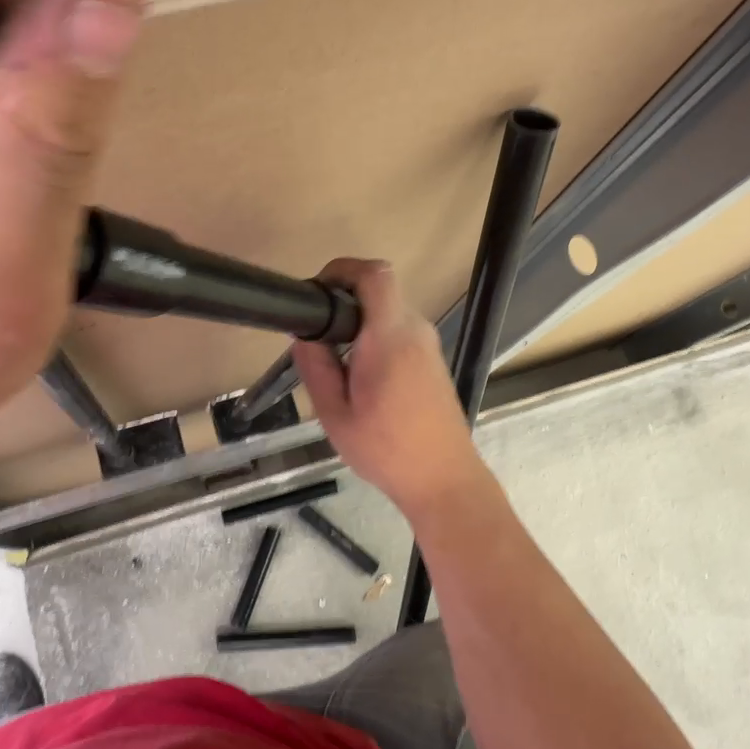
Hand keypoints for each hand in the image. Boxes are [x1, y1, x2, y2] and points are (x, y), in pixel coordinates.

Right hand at [292, 259, 490, 510]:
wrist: (444, 479)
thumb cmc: (387, 450)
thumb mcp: (334, 414)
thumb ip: (316, 367)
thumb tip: (305, 335)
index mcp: (389, 338)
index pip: (374, 275)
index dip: (342, 269)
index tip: (317, 292)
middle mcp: (414, 331)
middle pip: (378, 291)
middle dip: (343, 303)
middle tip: (316, 337)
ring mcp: (428, 345)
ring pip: (387, 312)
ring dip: (358, 324)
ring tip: (334, 364)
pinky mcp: (432, 360)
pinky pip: (398, 331)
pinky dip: (374, 339)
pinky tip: (359, 378)